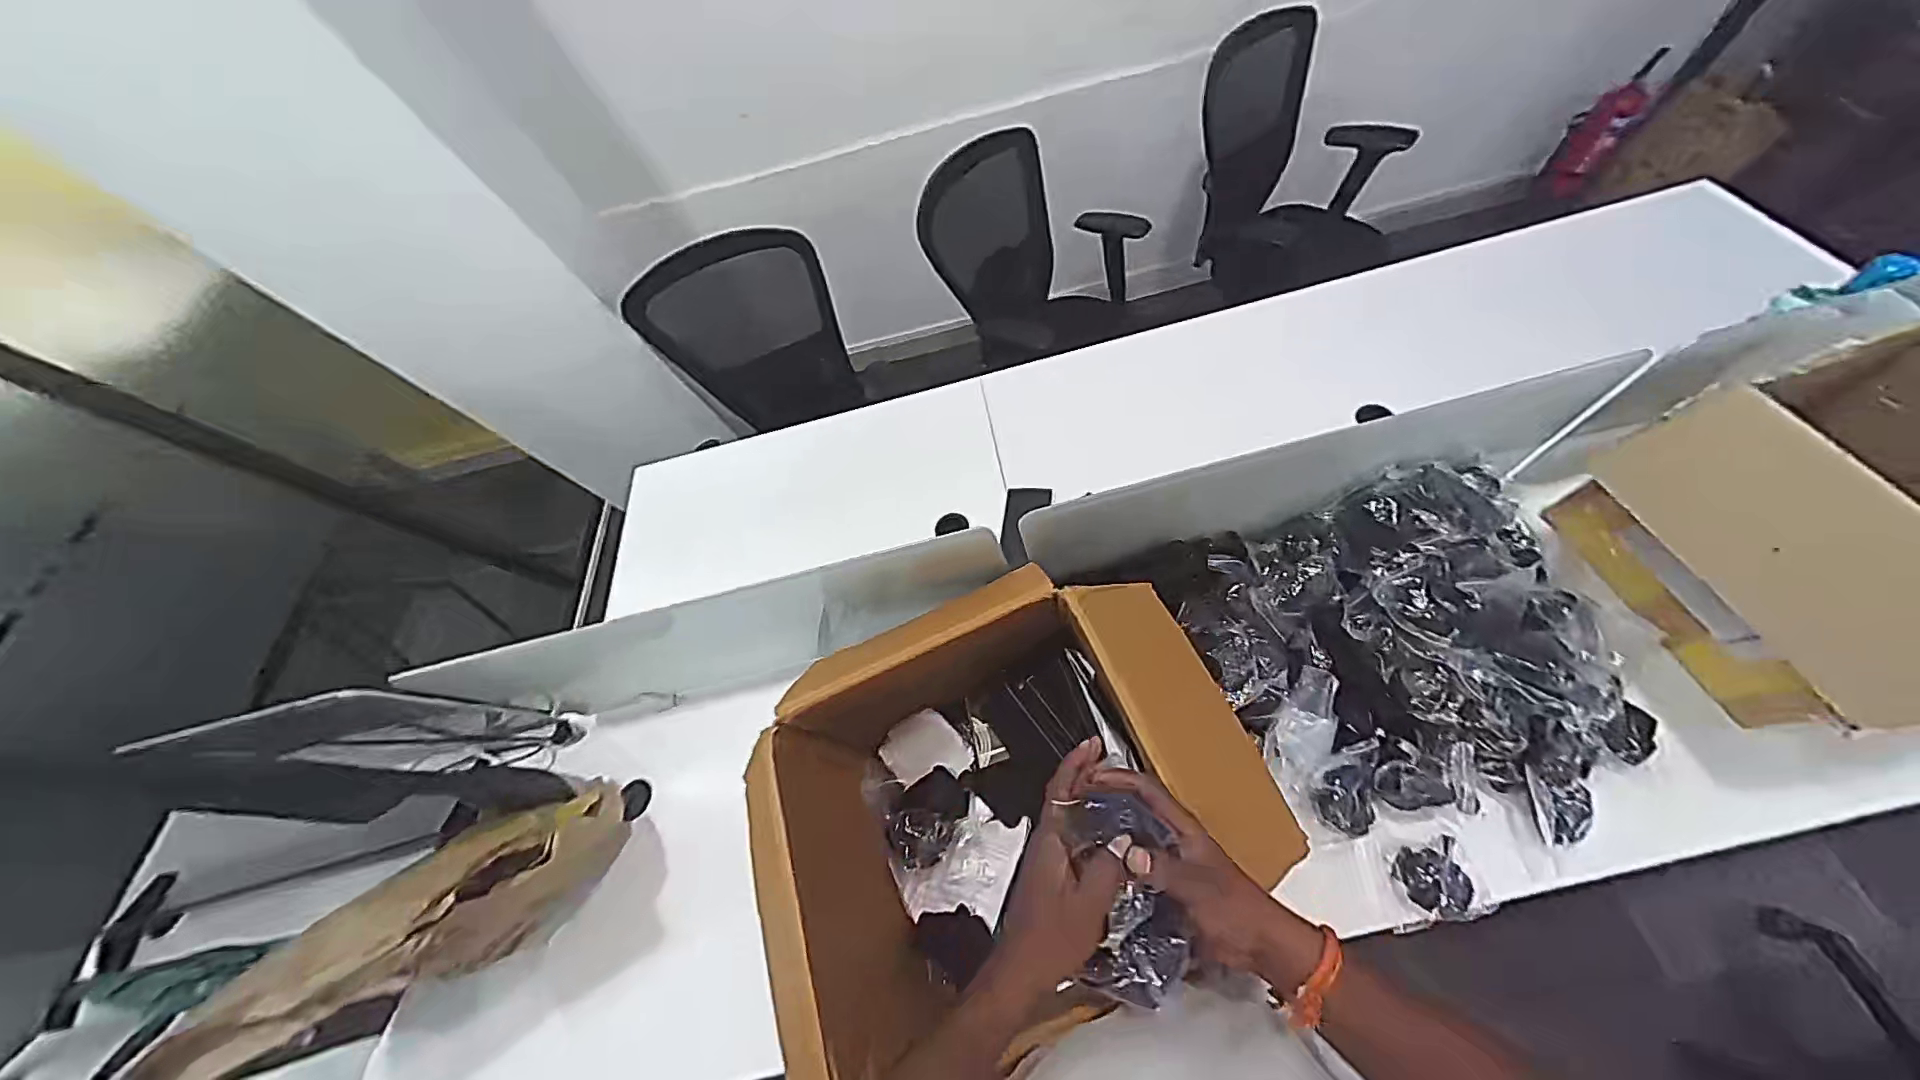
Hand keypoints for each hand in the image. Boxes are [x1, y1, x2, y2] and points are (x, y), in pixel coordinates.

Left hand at [975, 738, 1127, 1005]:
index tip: (1092, 743)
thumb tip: (1125, 839)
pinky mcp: (1050, 872)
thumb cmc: (1053, 939)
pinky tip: (1106, 831)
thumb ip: (1108, 869)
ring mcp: (1045, 857)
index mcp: (1050, 841)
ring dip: (1084, 796)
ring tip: (1111, 786)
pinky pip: (1069, 834)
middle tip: (1107, 758)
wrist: (1021, 970)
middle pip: (1061, 796)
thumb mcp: (1089, 905)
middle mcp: (1045, 842)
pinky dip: (1086, 821)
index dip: (1075, 763)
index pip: (1060, 790)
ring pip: (1065, 815)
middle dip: (1081, 773)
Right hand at [1089, 768, 1320, 987]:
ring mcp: (1168, 859)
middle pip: (1134, 806)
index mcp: (1183, 827)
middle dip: (1106, 798)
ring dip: (1108, 829)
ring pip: (1131, 834)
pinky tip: (1096, 869)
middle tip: (1074, 802)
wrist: (1258, 945)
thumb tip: (1127, 852)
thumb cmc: (1236, 909)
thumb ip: (1164, 869)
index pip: (1146, 788)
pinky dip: (1115, 861)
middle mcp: (1172, 837)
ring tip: (1077, 831)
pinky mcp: (1165, 883)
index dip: (1118, 777)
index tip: (1089, 778)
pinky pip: (1133, 864)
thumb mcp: (1199, 887)